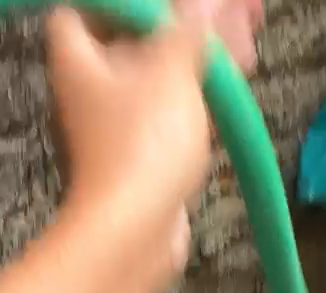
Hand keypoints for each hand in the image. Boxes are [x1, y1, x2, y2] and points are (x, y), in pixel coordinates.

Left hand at [46, 0, 262, 265]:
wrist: (132, 236)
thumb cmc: (141, 143)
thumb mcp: (170, 66)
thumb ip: (187, 25)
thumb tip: (200, 5)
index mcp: (78, 64)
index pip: (78, 14)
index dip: (119, 2)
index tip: (166, 0)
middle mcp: (90, 95)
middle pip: (132, 40)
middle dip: (184, 19)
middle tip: (239, 12)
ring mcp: (116, 130)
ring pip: (158, 75)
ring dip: (201, 54)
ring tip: (247, 48)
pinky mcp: (142, 158)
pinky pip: (170, 112)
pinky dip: (199, 94)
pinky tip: (237, 81)